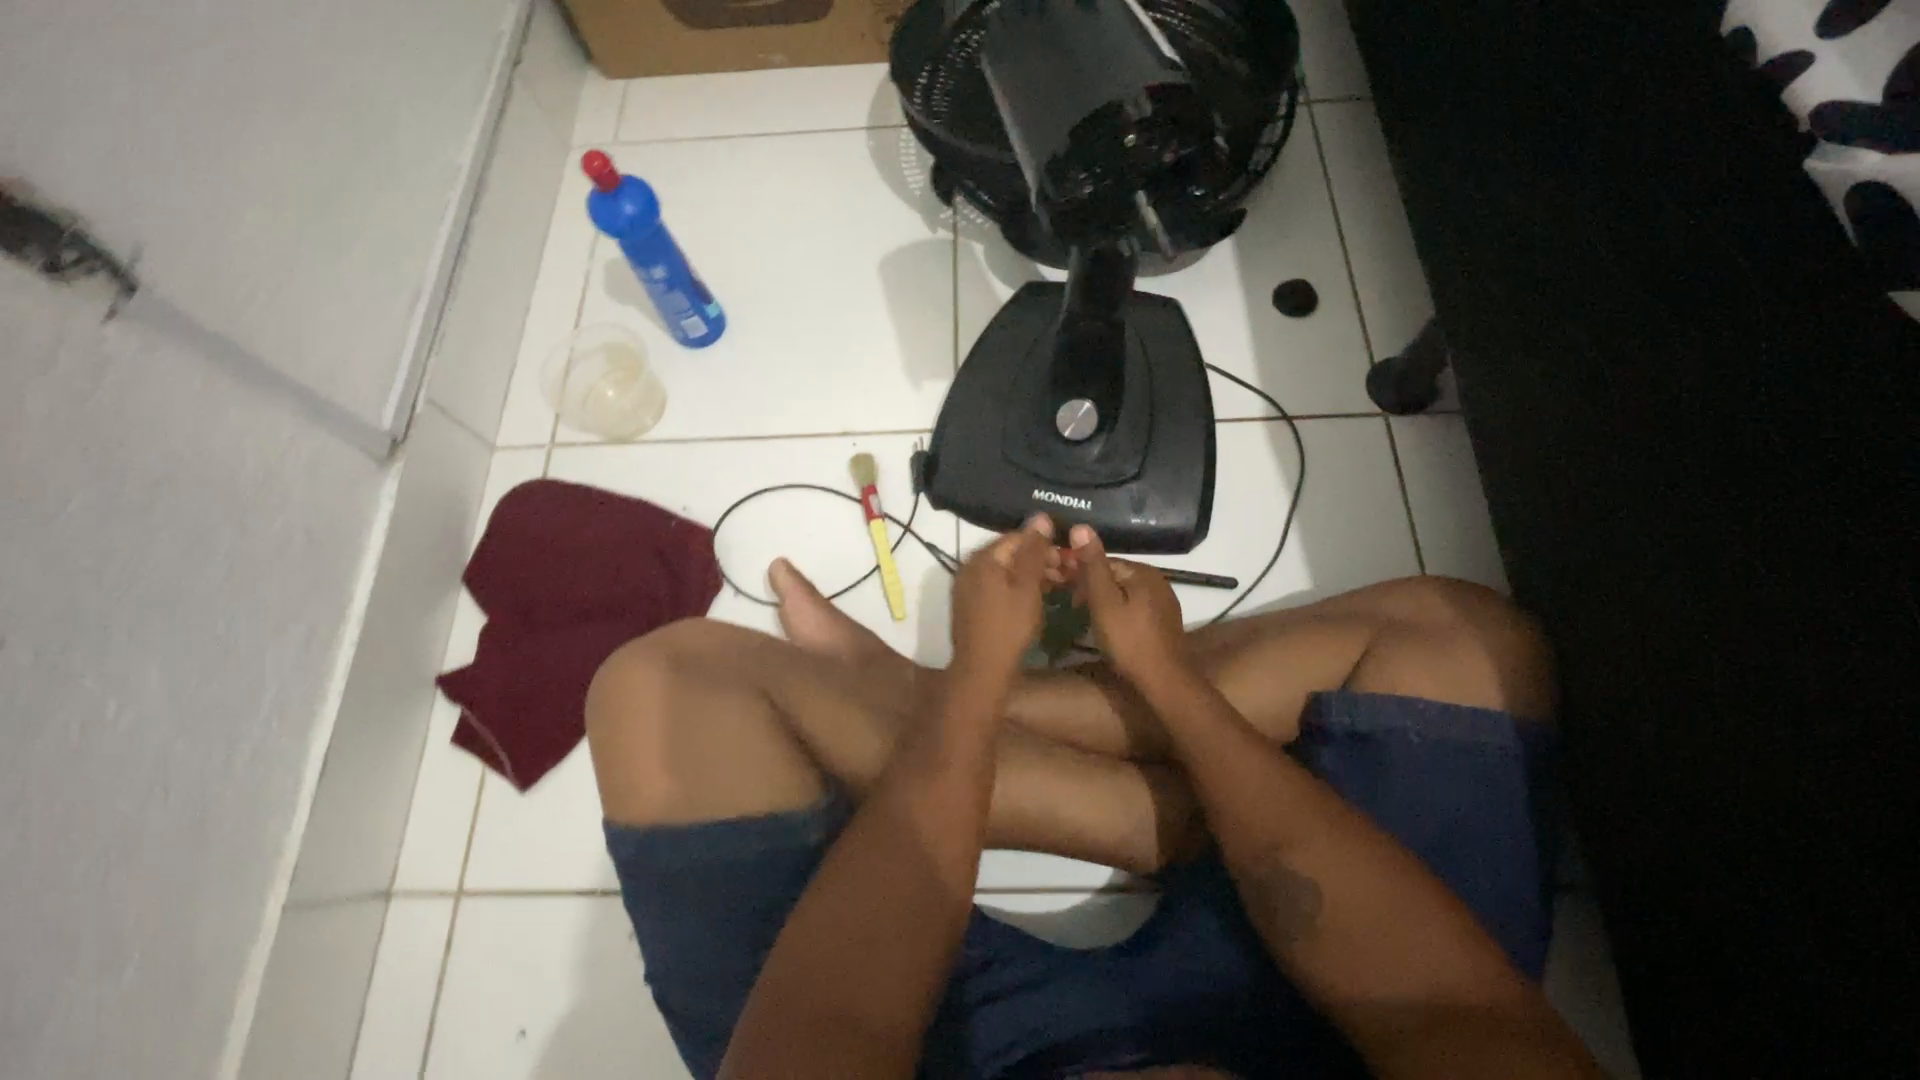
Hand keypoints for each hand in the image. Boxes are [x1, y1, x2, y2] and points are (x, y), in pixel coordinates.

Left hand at [949, 515, 1060, 688]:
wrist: (982, 671)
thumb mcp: (1027, 587)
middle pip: (1009, 554)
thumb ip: (1034, 551)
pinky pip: (997, 587)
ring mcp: (967, 588)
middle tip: (1068, 572)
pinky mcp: (971, 606)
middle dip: (1039, 559)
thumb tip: (1040, 516)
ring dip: (1031, 575)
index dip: (1045, 544)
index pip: (1017, 537)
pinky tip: (1037, 598)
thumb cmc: (1009, 627)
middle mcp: (969, 568)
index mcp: (981, 559)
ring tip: (1058, 586)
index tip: (1069, 556)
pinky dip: (1017, 588)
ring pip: (1005, 572)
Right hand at [1069, 525, 1191, 688]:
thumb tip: (1081, 526)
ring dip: (1103, 598)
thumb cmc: (1129, 640)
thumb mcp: (1104, 601)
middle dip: (1090, 584)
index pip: (1103, 561)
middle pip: (1115, 575)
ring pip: (1124, 591)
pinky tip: (1108, 625)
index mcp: (1142, 571)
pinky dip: (1118, 610)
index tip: (1057, 584)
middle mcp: (1157, 580)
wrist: (1164, 681)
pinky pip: (1135, 606)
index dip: (1078, 570)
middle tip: (1068, 603)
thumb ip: (1092, 565)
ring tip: (1084, 615)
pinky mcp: (1165, 620)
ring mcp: (1164, 601)